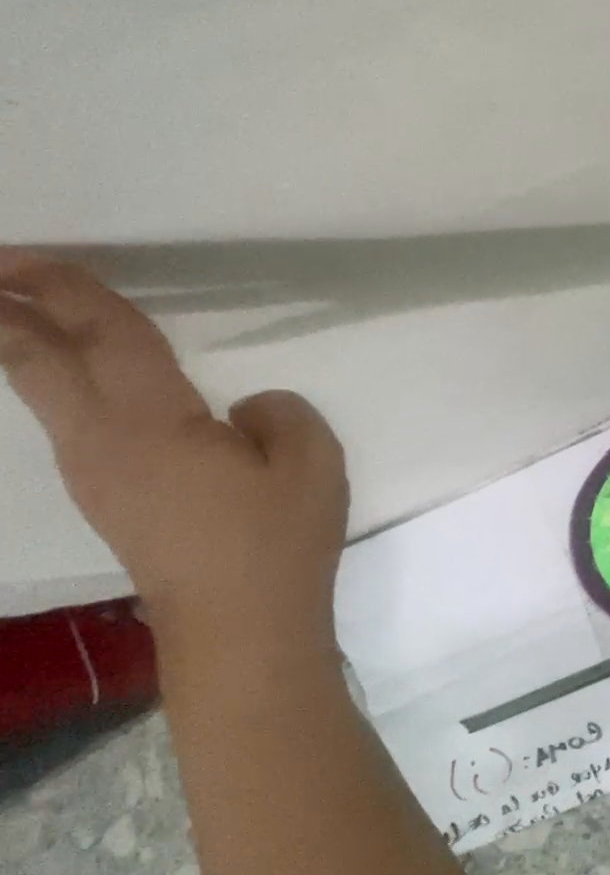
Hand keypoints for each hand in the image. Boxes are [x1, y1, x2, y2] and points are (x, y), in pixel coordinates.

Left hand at [0, 250, 347, 656]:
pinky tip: (74, 377)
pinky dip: (53, 379)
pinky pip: (66, 419)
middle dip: (7, 311)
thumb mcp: (314, 463)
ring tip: (19, 311)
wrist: (239, 618)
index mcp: (154, 424)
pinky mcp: (105, 494)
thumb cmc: (279, 537)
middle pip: (35, 362)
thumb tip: (243, 407)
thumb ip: (281, 415)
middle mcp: (100, 441)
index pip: (106, 340)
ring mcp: (93, 472)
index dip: (72, 293)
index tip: (34, 255)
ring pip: (40, 391)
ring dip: (24, 344)